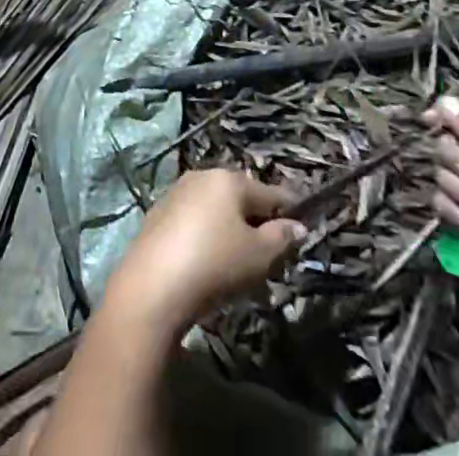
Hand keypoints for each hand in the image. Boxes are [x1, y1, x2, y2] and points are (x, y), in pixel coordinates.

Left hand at [103, 169, 304, 337]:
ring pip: (216, 210)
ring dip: (233, 231)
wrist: (154, 282)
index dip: (291, 212)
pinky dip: (209, 236)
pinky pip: (195, 221)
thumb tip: (297, 225)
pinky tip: (212, 262)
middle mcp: (199, 177)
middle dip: (258, 222)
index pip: (271, 193)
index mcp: (227, 179)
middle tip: (272, 254)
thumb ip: (282, 236)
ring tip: (244, 264)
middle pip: (240, 198)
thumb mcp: (261, 254)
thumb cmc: (216, 262)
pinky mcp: (158, 214)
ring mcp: (175, 194)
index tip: (303, 230)